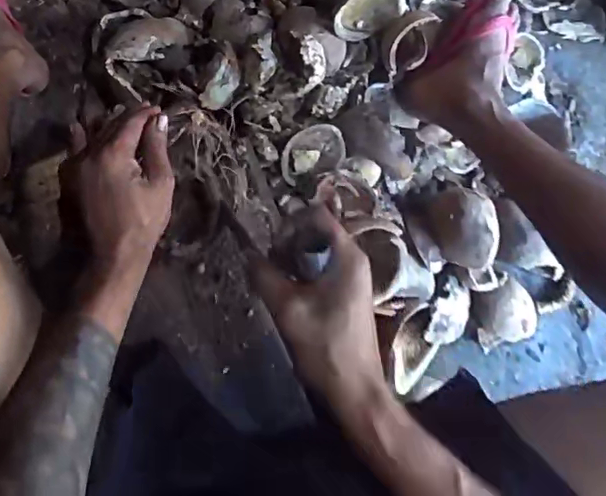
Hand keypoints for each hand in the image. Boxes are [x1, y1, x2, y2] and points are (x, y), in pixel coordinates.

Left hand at [67, 107, 173, 298]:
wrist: (110, 259)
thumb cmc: (142, 223)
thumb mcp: (160, 184)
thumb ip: (157, 148)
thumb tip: (158, 120)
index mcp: (113, 153)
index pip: (131, 121)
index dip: (146, 113)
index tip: (158, 110)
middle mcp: (89, 153)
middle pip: (111, 125)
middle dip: (130, 118)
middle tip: (146, 114)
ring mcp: (74, 166)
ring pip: (92, 135)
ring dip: (108, 125)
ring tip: (123, 122)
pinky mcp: (66, 179)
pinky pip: (76, 150)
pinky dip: (83, 138)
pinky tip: (84, 129)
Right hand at [251, 207, 387, 413]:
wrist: (357, 392)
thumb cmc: (326, 346)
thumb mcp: (288, 308)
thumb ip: (265, 275)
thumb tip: (247, 252)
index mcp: (348, 255)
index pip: (319, 214)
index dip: (292, 220)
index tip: (273, 240)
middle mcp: (355, 259)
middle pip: (319, 228)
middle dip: (291, 237)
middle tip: (271, 256)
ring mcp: (355, 276)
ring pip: (320, 248)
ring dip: (296, 253)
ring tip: (275, 269)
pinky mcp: (350, 291)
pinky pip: (324, 264)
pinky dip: (305, 267)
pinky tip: (289, 285)